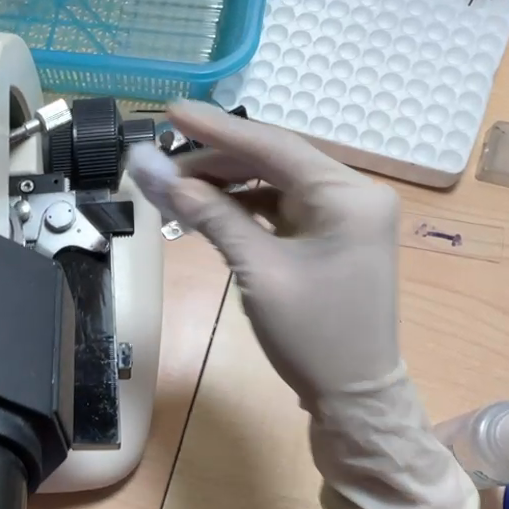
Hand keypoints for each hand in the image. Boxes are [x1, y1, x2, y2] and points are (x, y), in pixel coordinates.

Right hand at [128, 102, 476, 508]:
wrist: (355, 397)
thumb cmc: (312, 335)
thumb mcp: (256, 270)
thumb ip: (208, 214)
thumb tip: (153, 172)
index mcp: (348, 195)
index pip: (273, 147)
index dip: (217, 129)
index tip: (169, 111)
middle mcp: (353, 195)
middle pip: (274, 161)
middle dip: (216, 160)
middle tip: (160, 163)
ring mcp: (343, 218)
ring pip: (275, 185)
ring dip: (226, 185)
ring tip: (175, 189)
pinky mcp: (329, 239)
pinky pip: (281, 210)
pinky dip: (243, 209)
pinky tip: (207, 211)